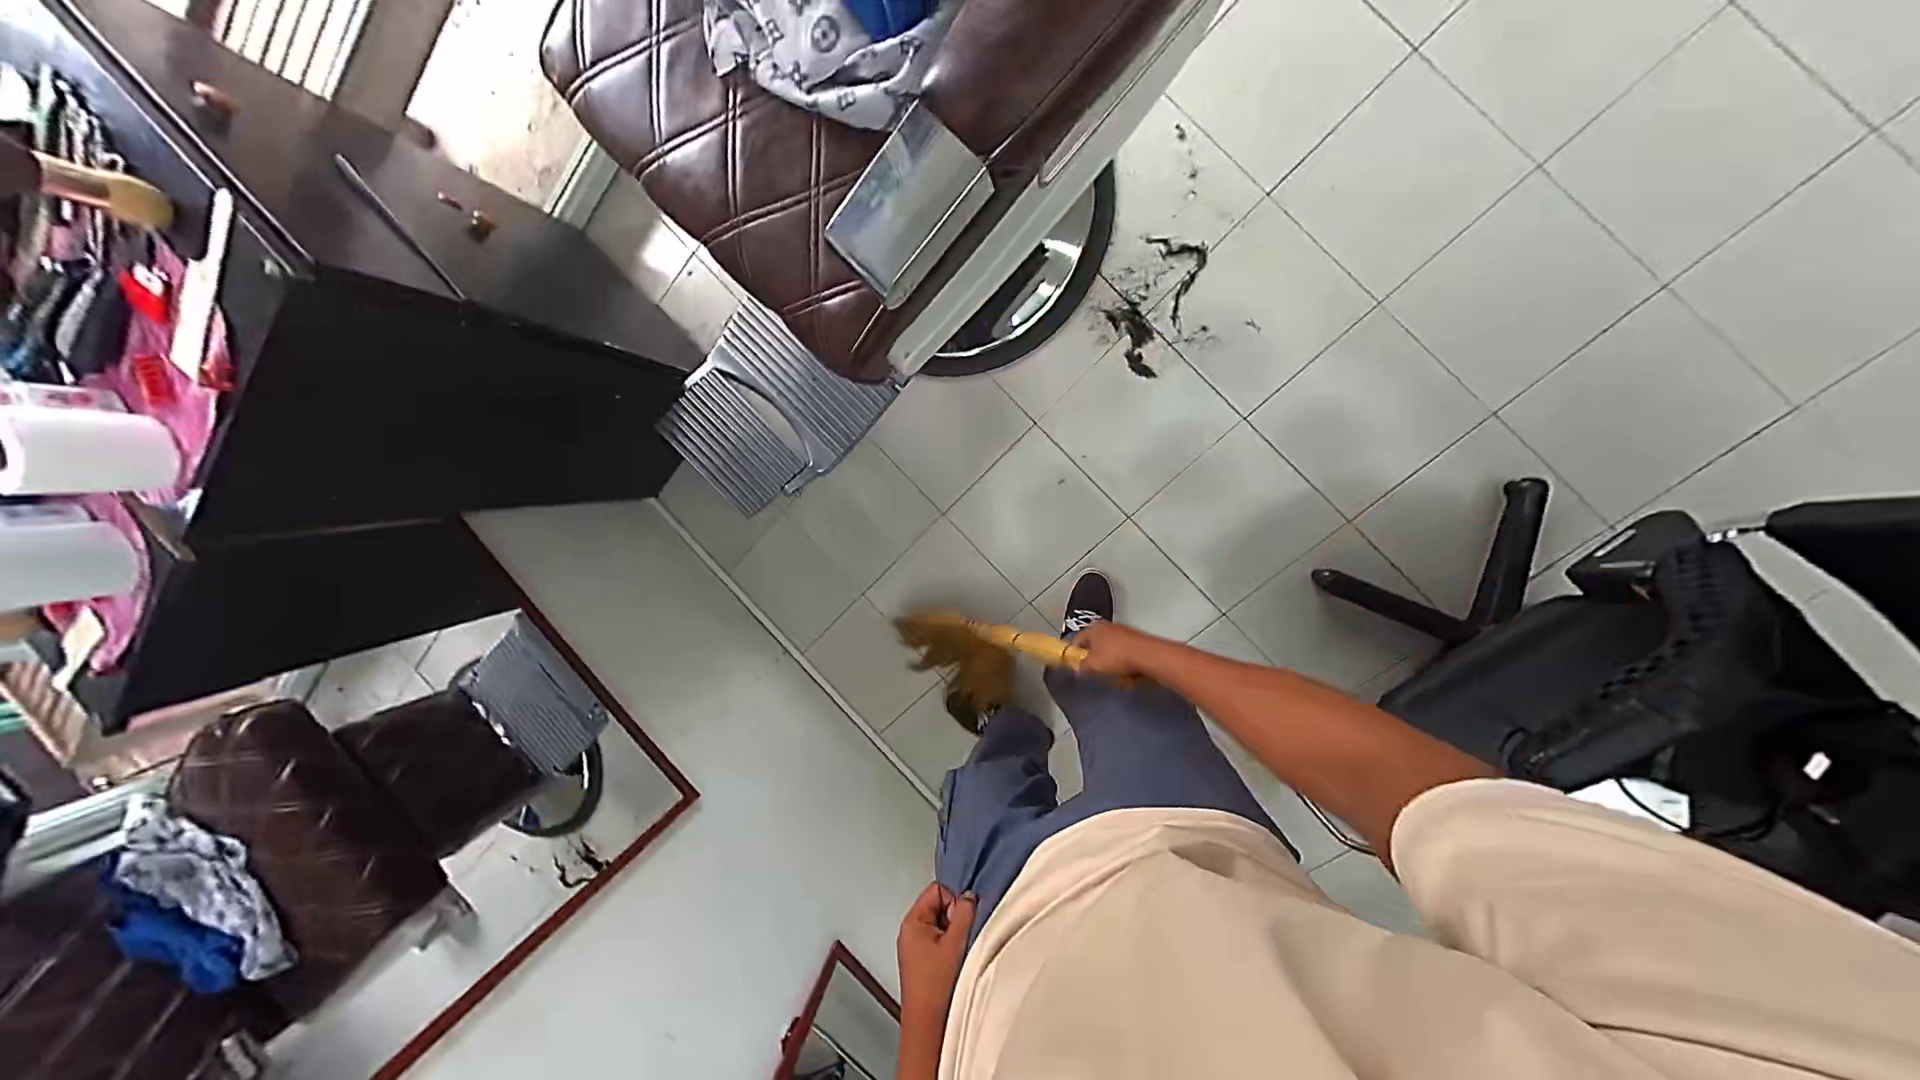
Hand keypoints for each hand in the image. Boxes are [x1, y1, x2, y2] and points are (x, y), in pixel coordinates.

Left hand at [897, 882, 976, 1012]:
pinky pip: (937, 940)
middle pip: (938, 905)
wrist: (928, 1024)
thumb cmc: (936, 985)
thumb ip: (964, 913)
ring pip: (940, 924)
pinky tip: (952, 964)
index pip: (937, 890)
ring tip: (955, 955)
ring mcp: (914, 946)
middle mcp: (909, 930)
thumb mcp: (955, 942)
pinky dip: (948, 947)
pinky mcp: (920, 960)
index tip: (959, 923)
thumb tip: (968, 896)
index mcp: (912, 921)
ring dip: (952, 935)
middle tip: (957, 941)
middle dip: (953, 919)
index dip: (953, 902)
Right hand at [1073, 620, 1158, 678]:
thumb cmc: (1115, 657)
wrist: (1146, 655)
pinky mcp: (1136, 639)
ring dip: (1111, 659)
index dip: (1075, 651)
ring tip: (1113, 673)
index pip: (1078, 638)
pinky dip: (1124, 660)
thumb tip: (1079, 668)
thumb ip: (1083, 667)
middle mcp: (1108, 626)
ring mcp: (1124, 631)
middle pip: (1096, 643)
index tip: (1075, 662)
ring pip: (1111, 648)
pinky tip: (1127, 672)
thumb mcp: (1093, 666)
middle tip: (1095, 669)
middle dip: (1095, 656)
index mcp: (1094, 628)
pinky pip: (1124, 651)